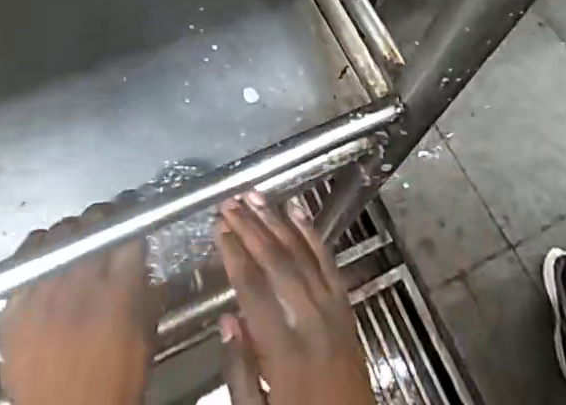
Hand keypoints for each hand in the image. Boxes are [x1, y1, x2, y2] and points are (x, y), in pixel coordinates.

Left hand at [0, 202, 155, 404]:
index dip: (132, 224)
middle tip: (105, 231)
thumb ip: (145, 300)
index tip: (132, 224)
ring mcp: (43, 287)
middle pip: (92, 224)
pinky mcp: (15, 299)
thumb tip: (146, 268)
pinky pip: (26, 252)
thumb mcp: (142, 346)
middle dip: (102, 222)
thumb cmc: (109, 390)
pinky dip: (38, 248)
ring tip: (75, 242)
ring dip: (71, 232)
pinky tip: (45, 255)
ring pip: (59, 232)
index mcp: (116, 293)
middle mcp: (78, 280)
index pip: (128, 235)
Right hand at [216, 191, 374, 404]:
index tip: (218, 227)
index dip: (234, 254)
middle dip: (251, 228)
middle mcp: (312, 325)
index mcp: (286, 353)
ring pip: (303, 256)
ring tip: (255, 196)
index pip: (254, 289)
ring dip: (277, 222)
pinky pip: (330, 264)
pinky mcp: (347, 312)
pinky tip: (298, 211)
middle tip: (229, 203)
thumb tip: (226, 319)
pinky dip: (312, 235)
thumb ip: (239, 370)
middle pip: (278, 264)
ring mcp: (334, 315)